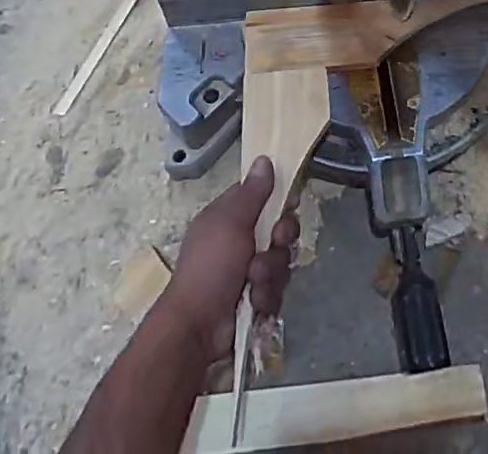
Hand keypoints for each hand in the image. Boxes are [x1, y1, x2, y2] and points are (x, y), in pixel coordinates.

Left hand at [161, 156, 298, 359]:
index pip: (261, 197)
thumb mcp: (231, 223)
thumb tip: (263, 158)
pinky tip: (254, 302)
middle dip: (281, 238)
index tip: (290, 201)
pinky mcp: (255, 297)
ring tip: (254, 283)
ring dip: (271, 271)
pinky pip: (277, 287)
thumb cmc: (210, 267)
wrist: (197, 329)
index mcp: (228, 218)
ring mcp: (248, 271)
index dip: (278, 198)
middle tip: (274, 242)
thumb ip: (252, 192)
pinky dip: (267, 295)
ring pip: (281, 259)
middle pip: (280, 228)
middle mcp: (239, 241)